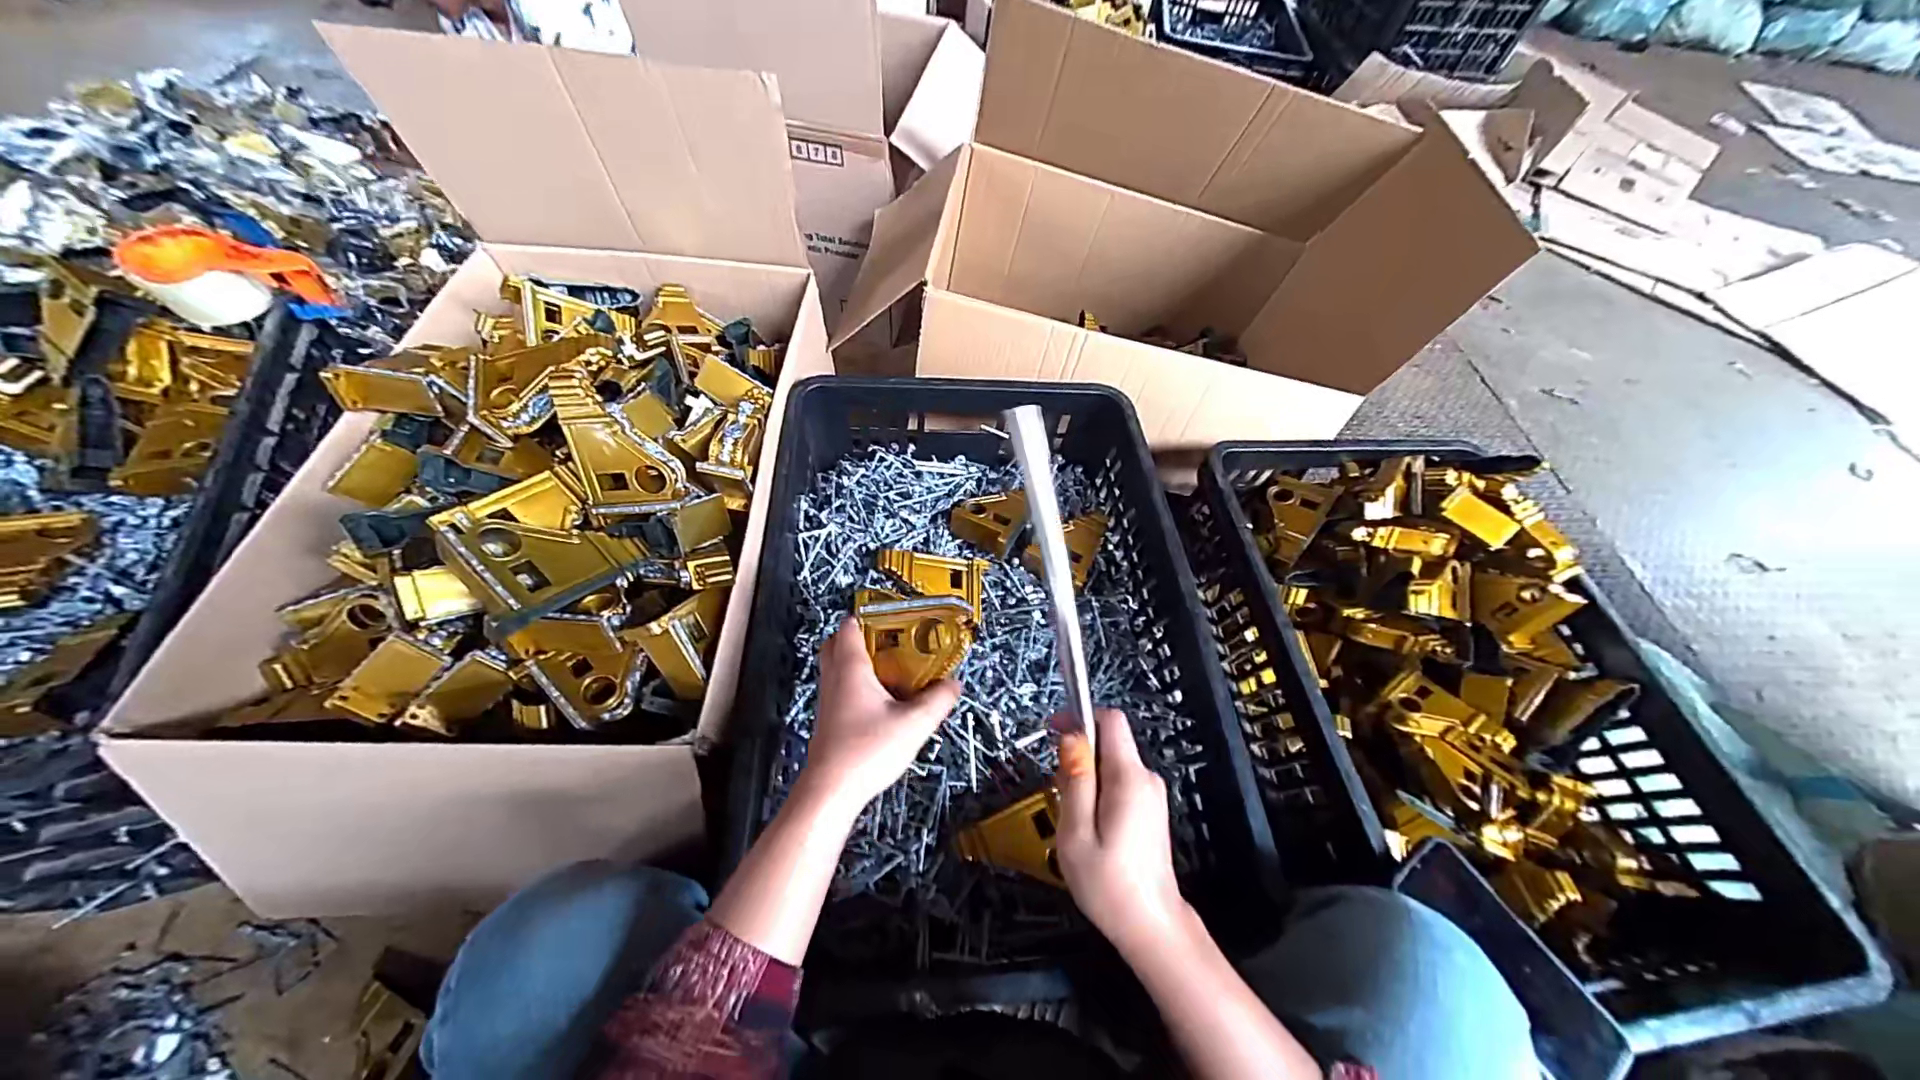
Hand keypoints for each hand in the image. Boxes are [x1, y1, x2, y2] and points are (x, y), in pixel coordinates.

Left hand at [797, 617, 959, 815]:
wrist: (831, 790)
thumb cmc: (865, 752)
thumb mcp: (914, 724)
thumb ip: (938, 700)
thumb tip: (953, 684)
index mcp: (850, 668)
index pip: (850, 625)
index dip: (871, 616)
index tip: (896, 618)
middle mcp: (834, 678)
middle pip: (839, 642)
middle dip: (864, 636)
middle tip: (893, 642)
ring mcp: (829, 699)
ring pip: (839, 666)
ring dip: (862, 662)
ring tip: (894, 671)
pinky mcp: (830, 719)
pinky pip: (842, 689)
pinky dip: (859, 685)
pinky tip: (883, 702)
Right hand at [1055, 708, 1190, 956]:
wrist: (1150, 926)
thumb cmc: (1109, 884)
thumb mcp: (1076, 832)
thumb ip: (1073, 780)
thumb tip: (1071, 737)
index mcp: (1128, 778)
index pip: (1111, 720)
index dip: (1080, 718)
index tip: (1053, 731)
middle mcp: (1145, 779)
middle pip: (1107, 743)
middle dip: (1077, 758)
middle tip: (1061, 795)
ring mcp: (1150, 795)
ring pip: (1109, 765)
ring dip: (1085, 781)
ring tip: (1074, 821)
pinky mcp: (1149, 810)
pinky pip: (1117, 784)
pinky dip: (1097, 795)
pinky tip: (1089, 829)